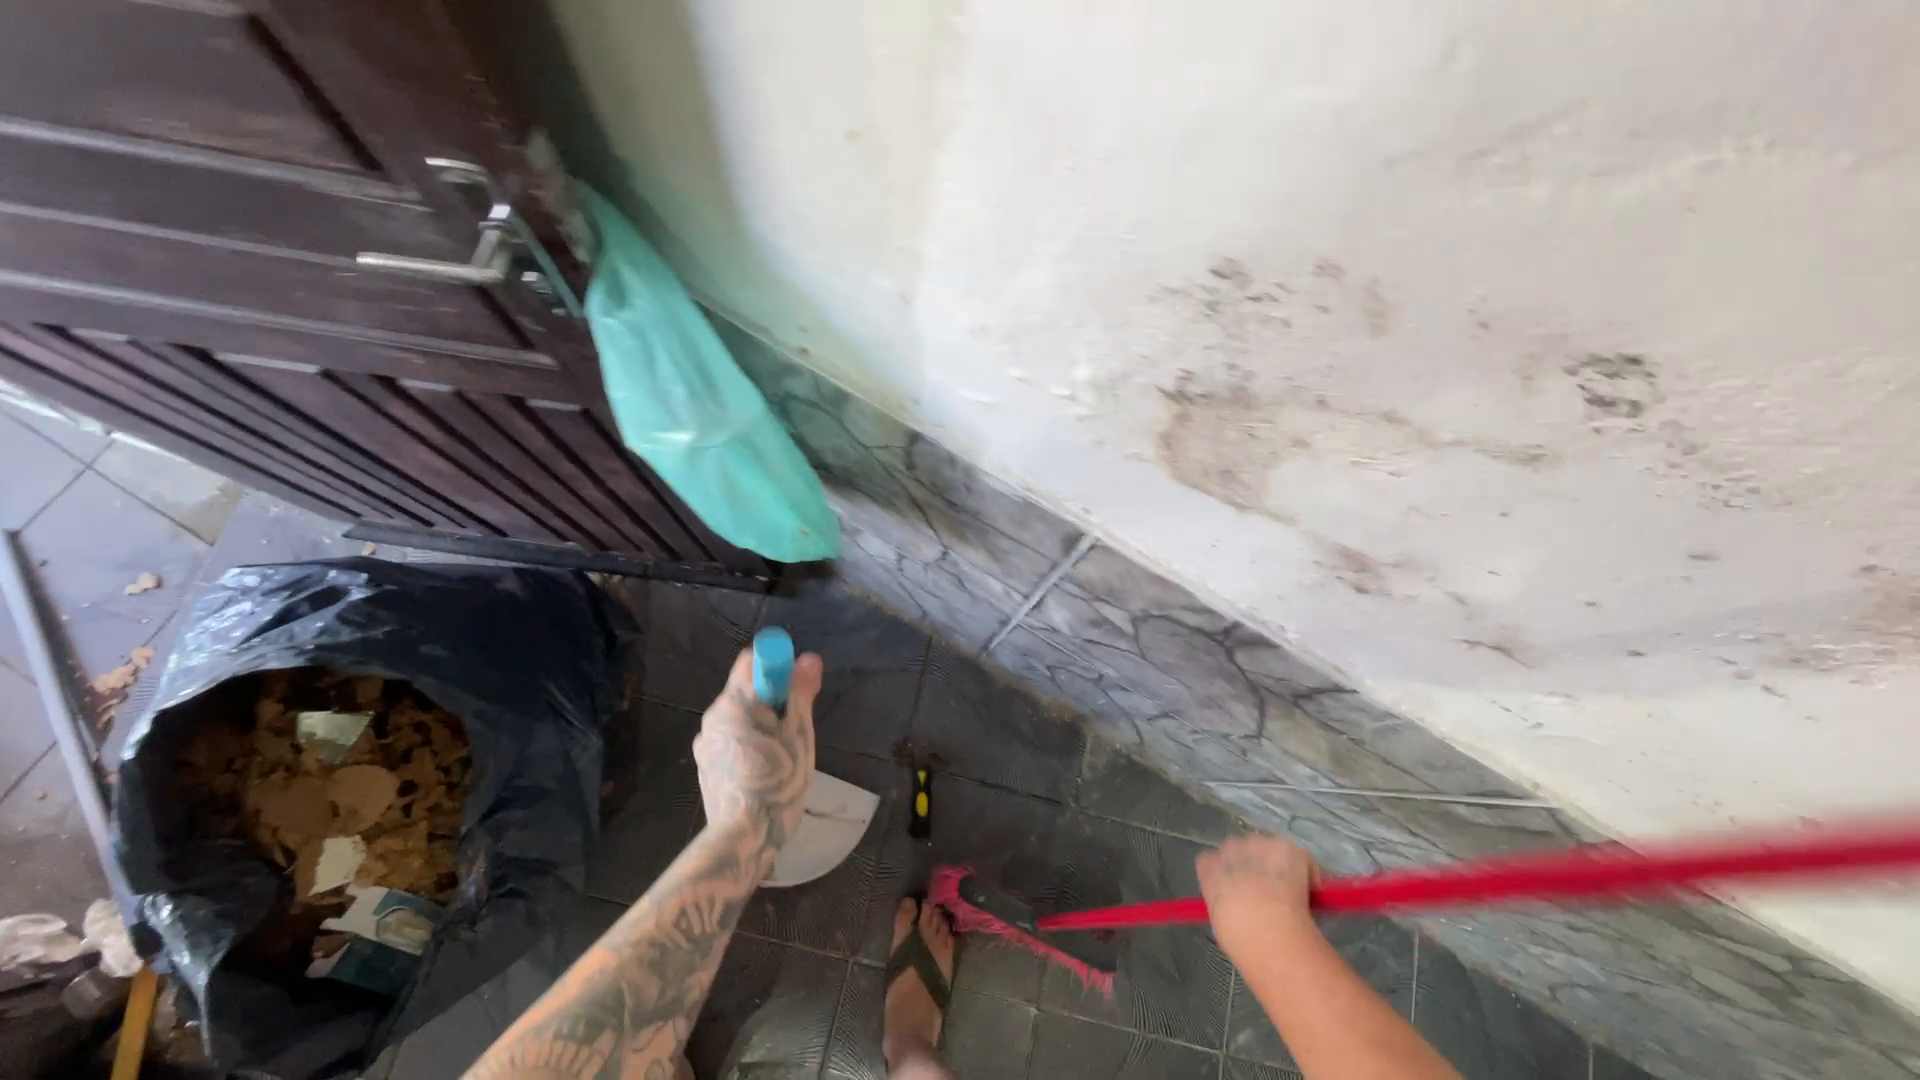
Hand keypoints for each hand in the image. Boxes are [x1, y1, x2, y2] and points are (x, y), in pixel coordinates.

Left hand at [693, 648, 822, 850]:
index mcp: (734, 702)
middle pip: (744, 689)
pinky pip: (729, 739)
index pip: (752, 660)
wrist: (742, 837)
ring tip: (782, 754)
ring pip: (738, 717)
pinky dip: (747, 743)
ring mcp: (705, 742)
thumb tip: (808, 658)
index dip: (777, 667)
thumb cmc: (777, 781)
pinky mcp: (705, 764)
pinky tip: (762, 771)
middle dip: (771, 699)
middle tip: (794, 727)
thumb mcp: (799, 734)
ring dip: (760, 723)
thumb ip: (800, 693)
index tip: (795, 691)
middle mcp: (712, 716)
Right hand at [1196, 834, 1320, 962]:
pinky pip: (1297, 855)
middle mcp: (1230, 849)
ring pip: (1268, 847)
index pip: (1210, 860)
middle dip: (1251, 863)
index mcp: (1209, 868)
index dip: (1227, 874)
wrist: (1269, 931)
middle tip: (1265, 890)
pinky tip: (1310, 891)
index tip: (1238, 891)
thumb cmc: (1240, 938)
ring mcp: (1258, 844)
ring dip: (1275, 861)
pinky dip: (1305, 869)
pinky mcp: (1285, 846)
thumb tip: (1240, 905)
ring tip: (1289, 889)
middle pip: (1239, 848)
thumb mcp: (1221, 920)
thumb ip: (1225, 902)